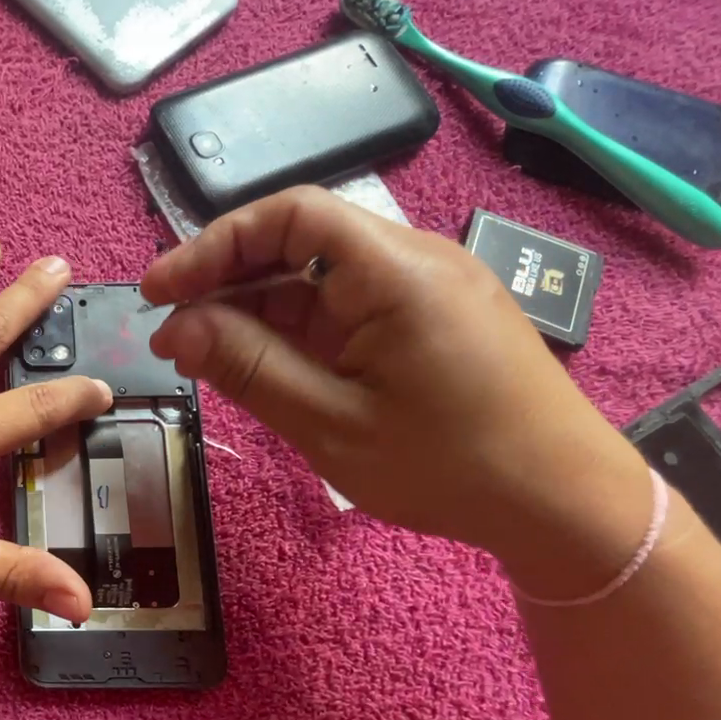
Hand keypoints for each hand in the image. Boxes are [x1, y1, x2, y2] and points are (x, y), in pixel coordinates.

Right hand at [140, 186, 652, 599]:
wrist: (563, 502)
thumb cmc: (447, 465)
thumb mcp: (329, 422)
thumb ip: (248, 367)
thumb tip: (174, 329)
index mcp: (395, 272)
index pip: (288, 217)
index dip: (212, 246)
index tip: (157, 293)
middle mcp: (411, 262)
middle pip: (297, 243)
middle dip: (222, 280)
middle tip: (167, 333)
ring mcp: (420, 291)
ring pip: (314, 278)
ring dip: (250, 309)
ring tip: (197, 355)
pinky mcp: (422, 322)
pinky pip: (340, 308)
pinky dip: (288, 330)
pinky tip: (254, 362)